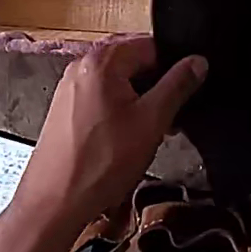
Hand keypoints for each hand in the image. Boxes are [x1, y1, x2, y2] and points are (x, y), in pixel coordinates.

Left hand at [13, 37, 206, 225]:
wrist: (53, 206)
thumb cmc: (101, 163)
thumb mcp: (152, 120)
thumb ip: (178, 85)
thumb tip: (198, 61)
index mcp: (102, 60)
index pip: (151, 45)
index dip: (174, 66)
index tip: (186, 91)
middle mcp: (81, 66)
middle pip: (134, 61)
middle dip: (157, 83)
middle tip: (172, 112)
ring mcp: (71, 88)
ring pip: (119, 81)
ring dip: (141, 98)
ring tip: (154, 129)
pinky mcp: (66, 110)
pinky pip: (103, 97)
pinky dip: (122, 109)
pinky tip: (131, 137)